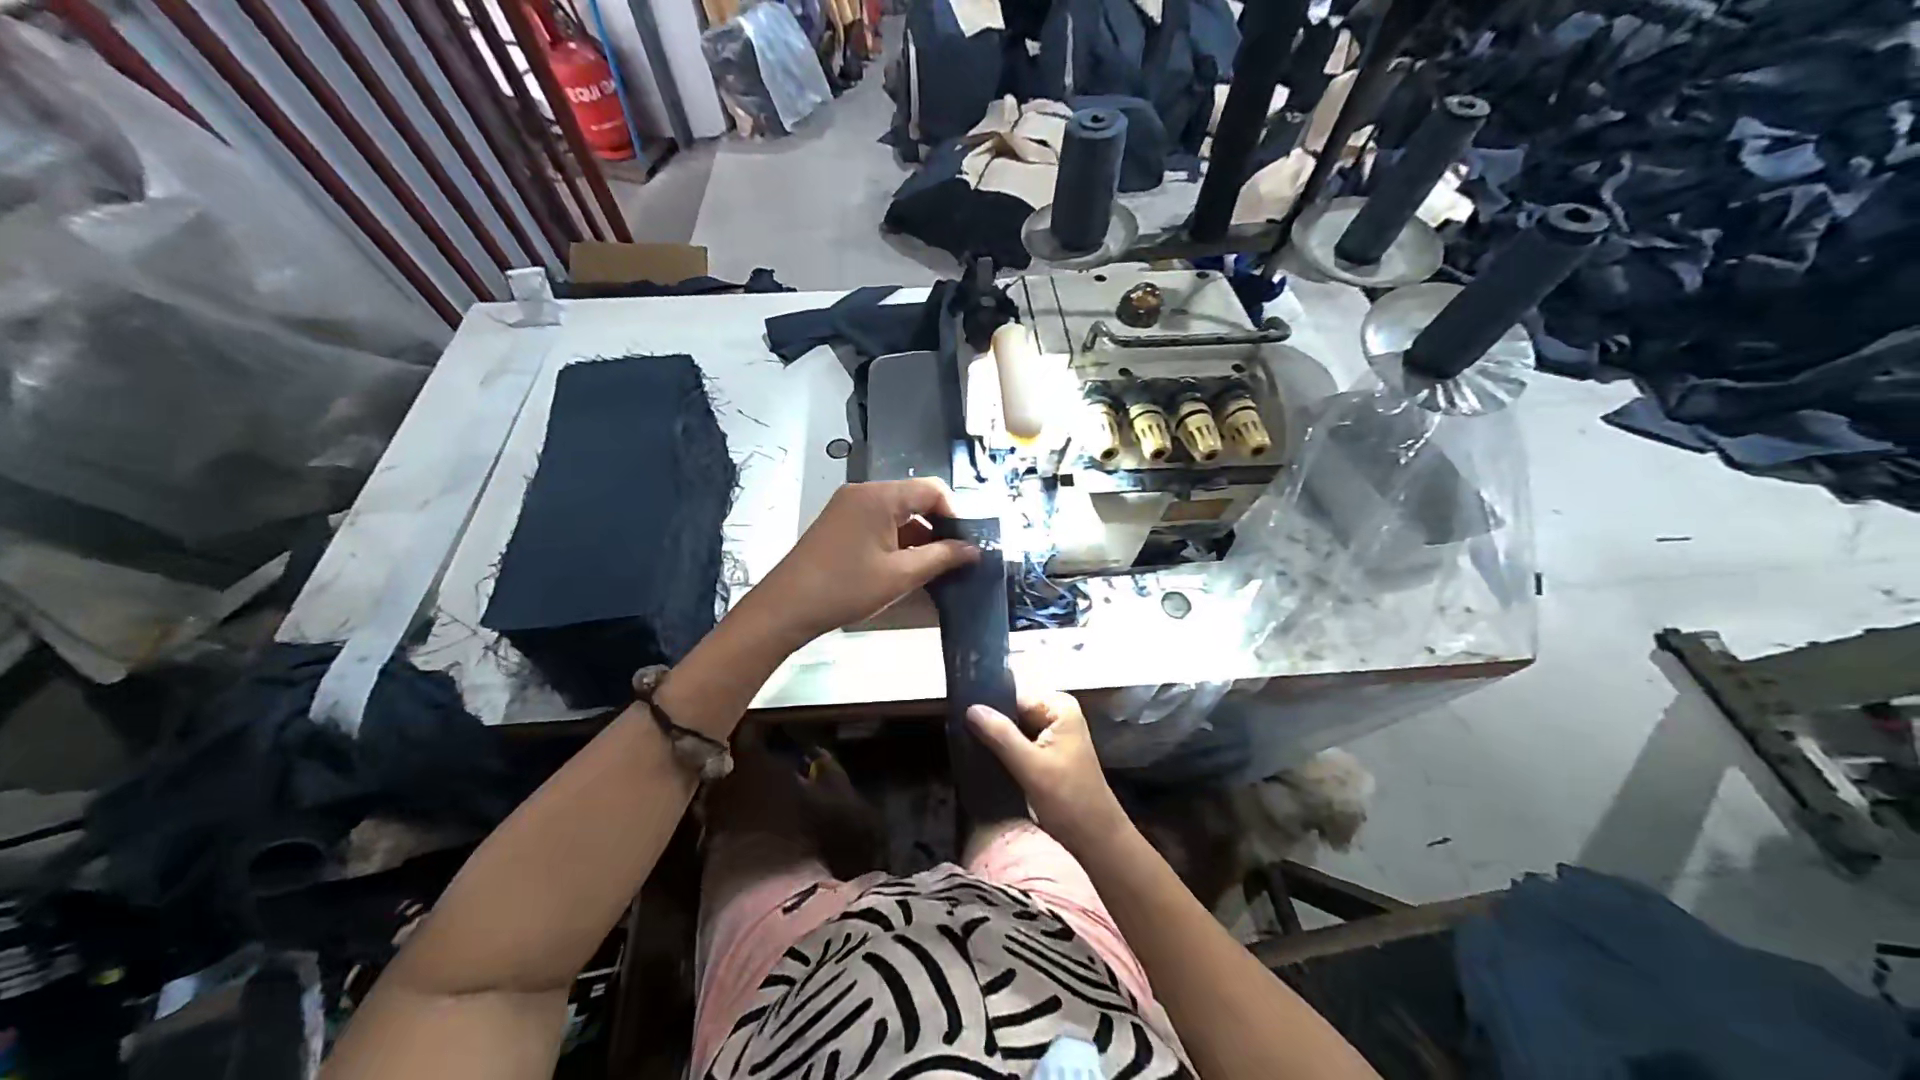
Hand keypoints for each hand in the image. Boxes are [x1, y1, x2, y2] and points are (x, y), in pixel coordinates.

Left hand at [744, 479, 979, 646]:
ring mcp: (848, 506)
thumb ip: (942, 558)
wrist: (786, 607)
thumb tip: (973, 549)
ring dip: (916, 536)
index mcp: (880, 496)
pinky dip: (895, 539)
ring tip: (931, 568)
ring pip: (897, 512)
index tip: (966, 544)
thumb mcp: (900, 576)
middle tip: (953, 559)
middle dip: (937, 526)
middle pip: (914, 498)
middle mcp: (864, 492)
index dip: (955, 514)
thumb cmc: (846, 588)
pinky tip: (903, 566)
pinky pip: (878, 521)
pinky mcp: (839, 522)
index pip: (933, 490)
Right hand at [967, 691, 1129, 854]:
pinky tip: (982, 761)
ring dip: (994, 741)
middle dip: (990, 726)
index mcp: (1059, 707)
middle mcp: (1056, 715)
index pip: (1013, 698)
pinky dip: (1002, 753)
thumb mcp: (1031, 766)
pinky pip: (1017, 745)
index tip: (960, 719)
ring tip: (966, 749)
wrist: (1095, 839)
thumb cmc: (1070, 800)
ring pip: (1012, 730)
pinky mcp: (1045, 755)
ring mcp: (1052, 735)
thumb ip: (1001, 735)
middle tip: (959, 738)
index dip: (989, 709)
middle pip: (1012, 712)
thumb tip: (970, 708)